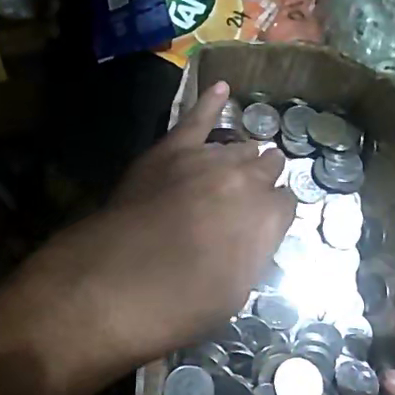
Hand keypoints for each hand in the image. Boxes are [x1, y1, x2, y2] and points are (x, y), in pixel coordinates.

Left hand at [10, 81, 294, 384]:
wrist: (108, 287)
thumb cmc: (176, 307)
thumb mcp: (235, 294)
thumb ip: (254, 251)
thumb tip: (256, 231)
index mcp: (266, 218)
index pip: (287, 203)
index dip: (274, 214)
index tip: (261, 227)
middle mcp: (244, 180)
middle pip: (266, 167)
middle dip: (261, 182)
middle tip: (243, 204)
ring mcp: (206, 159)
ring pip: (238, 146)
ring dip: (239, 159)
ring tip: (233, 171)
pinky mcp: (169, 150)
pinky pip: (195, 117)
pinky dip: (209, 102)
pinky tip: (221, 87)